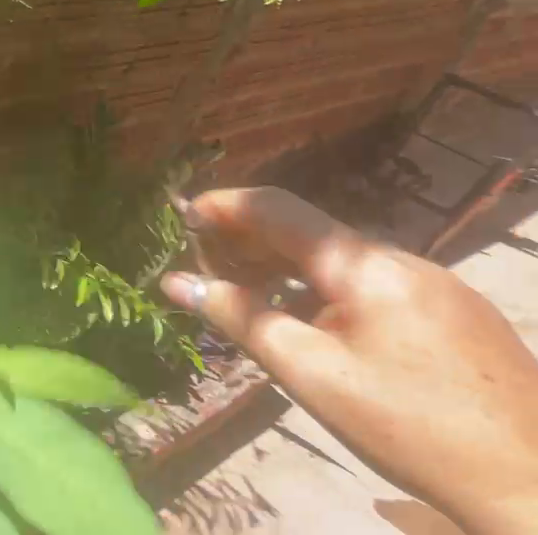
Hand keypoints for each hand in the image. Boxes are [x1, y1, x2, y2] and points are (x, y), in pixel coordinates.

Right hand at [162, 187, 537, 534]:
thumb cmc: (412, 429)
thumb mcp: (309, 373)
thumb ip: (239, 317)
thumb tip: (175, 282)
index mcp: (367, 268)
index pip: (276, 208)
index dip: (220, 206)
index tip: (179, 221)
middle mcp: (405, 263)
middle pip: (306, 230)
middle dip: (247, 242)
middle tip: (206, 273)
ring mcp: (440, 288)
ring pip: (338, 258)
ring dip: (284, 267)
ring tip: (251, 302)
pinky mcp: (459, 315)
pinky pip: (372, 282)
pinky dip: (323, 288)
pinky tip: (311, 326)